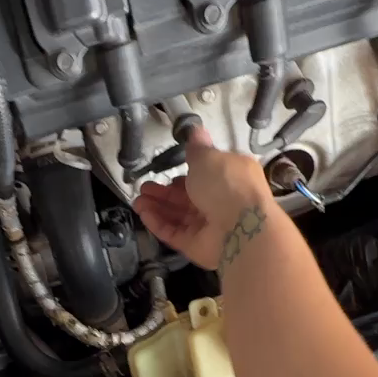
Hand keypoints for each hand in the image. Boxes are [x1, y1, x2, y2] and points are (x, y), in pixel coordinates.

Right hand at [131, 127, 274, 270]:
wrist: (239, 227)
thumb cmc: (227, 184)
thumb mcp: (209, 157)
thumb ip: (197, 148)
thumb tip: (195, 131)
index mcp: (229, 178)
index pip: (205, 176)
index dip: (186, 174)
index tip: (168, 171)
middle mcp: (220, 202)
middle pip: (187, 198)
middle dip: (164, 192)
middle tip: (144, 187)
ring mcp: (208, 226)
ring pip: (178, 216)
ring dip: (157, 207)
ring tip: (137, 200)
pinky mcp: (196, 245)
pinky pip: (174, 233)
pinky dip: (158, 223)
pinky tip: (143, 214)